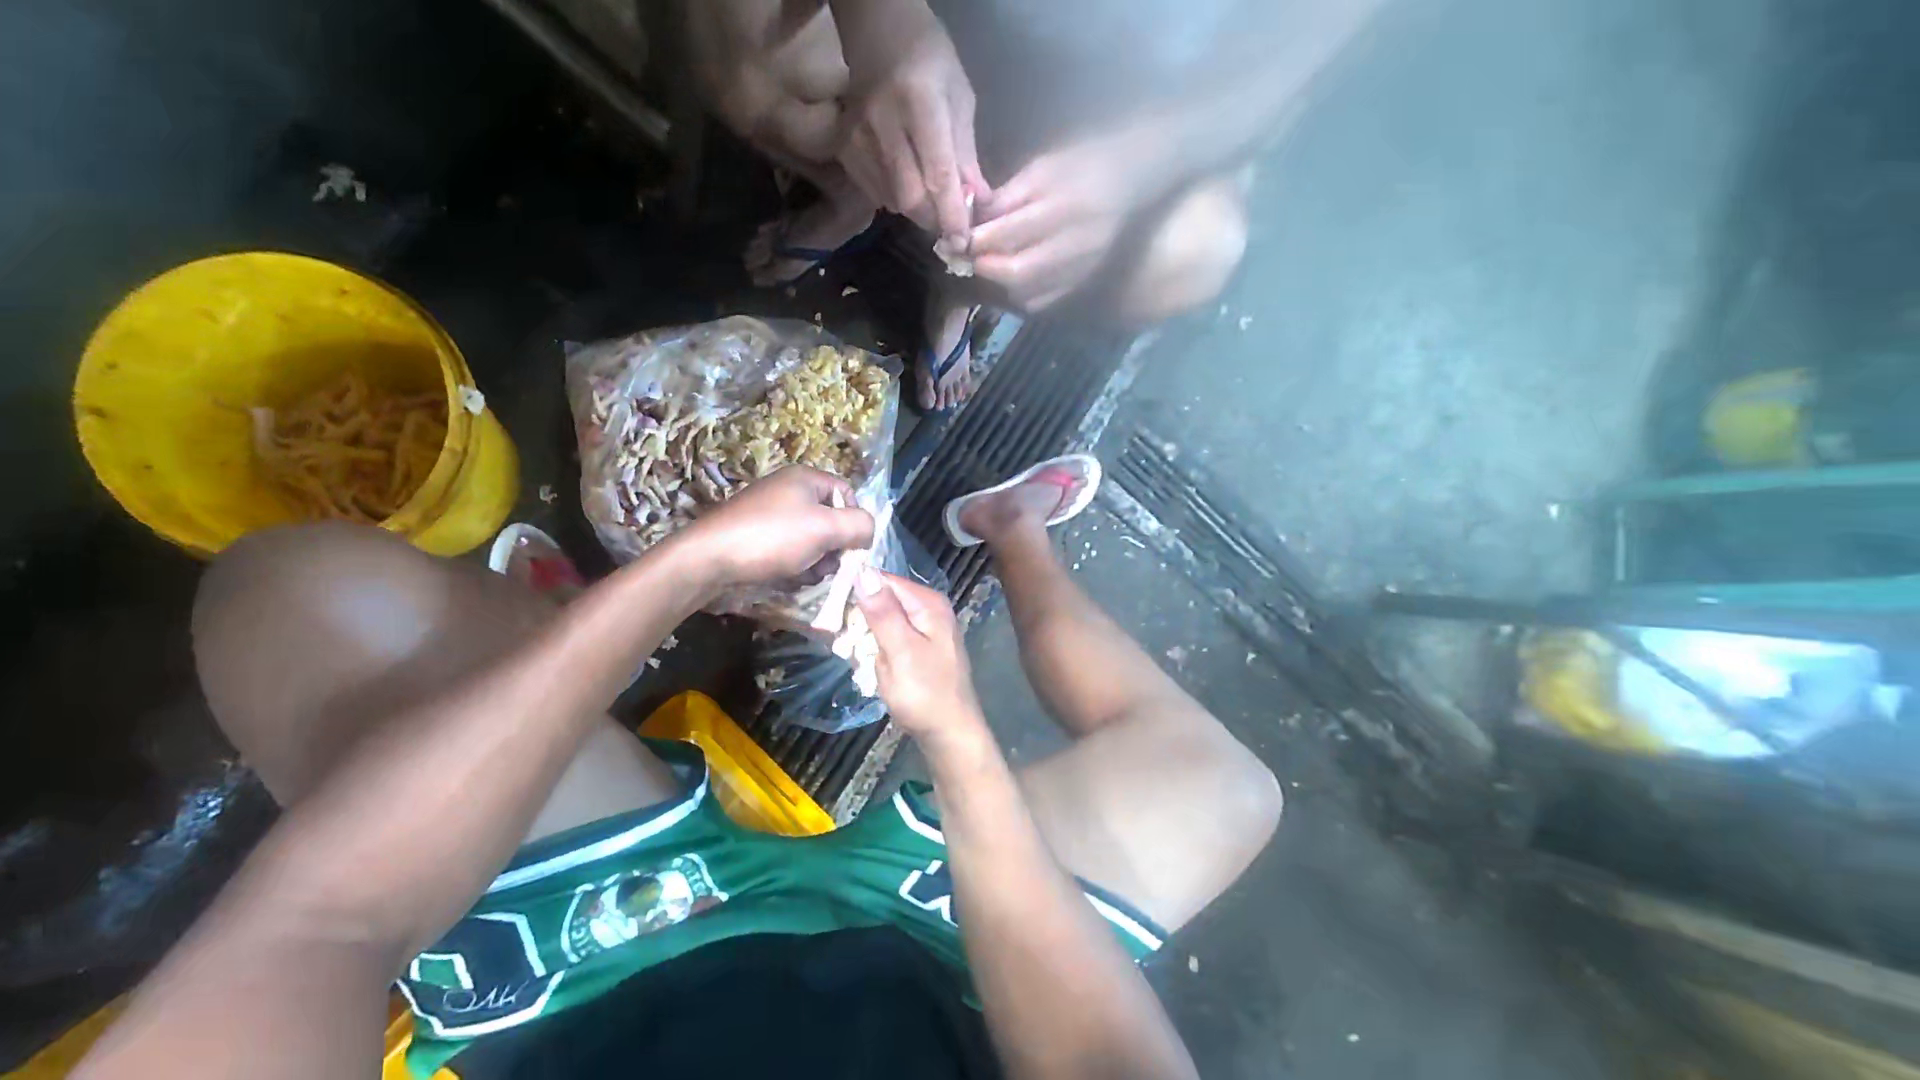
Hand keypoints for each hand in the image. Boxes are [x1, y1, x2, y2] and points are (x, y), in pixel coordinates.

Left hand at [679, 466, 874, 586]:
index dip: (855, 521)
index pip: (849, 494)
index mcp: (806, 478)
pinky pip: (791, 549)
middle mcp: (789, 490)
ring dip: (817, 560)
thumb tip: (868, 531)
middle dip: (835, 546)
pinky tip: (789, 577)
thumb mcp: (825, 528)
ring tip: (806, 574)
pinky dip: (796, 564)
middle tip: (827, 566)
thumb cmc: (771, 538)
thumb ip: (859, 525)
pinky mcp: (757, 535)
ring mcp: (771, 513)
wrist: (707, 559)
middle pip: (832, 519)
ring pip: (813, 538)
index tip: (851, 547)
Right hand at [833, 1, 984, 245]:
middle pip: (911, 198)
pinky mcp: (843, 147)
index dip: (952, 214)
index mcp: (920, 103)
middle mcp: (884, 122)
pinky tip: (907, 182)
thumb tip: (979, 203)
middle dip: (934, 219)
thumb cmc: (929, 60)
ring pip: (892, 200)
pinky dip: (896, 199)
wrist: (876, 28)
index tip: (963, 241)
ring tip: (931, 199)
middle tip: (949, 222)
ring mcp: (858, 136)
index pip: (938, 174)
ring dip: (917, 210)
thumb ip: (967, 155)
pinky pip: (875, 192)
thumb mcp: (959, 99)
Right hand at [854, 567, 989, 749]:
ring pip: (884, 620)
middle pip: (884, 598)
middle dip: (860, 615)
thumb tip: (864, 570)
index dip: (856, 588)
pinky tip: (870, 663)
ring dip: (866, 635)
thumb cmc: (924, 694)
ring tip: (854, 652)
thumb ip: (882, 612)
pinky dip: (877, 648)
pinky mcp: (920, 649)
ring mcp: (927, 630)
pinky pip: (891, 637)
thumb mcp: (900, 651)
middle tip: (843, 638)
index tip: (830, 603)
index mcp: (928, 604)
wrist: (950, 735)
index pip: (883, 579)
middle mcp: (930, 610)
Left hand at [970, 128, 1168, 310]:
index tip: (957, 239)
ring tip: (984, 268)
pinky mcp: (1082, 283)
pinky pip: (1042, 302)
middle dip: (986, 269)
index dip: (979, 241)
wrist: (1131, 181)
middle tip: (967, 259)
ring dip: (999, 287)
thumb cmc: (1083, 164)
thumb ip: (1007, 197)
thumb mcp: (1043, 167)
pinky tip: (1007, 282)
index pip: (1013, 233)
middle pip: (1020, 273)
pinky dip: (1018, 297)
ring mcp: (1082, 269)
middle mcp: (1077, 244)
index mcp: (1067, 206)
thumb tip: (970, 220)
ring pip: (1029, 294)